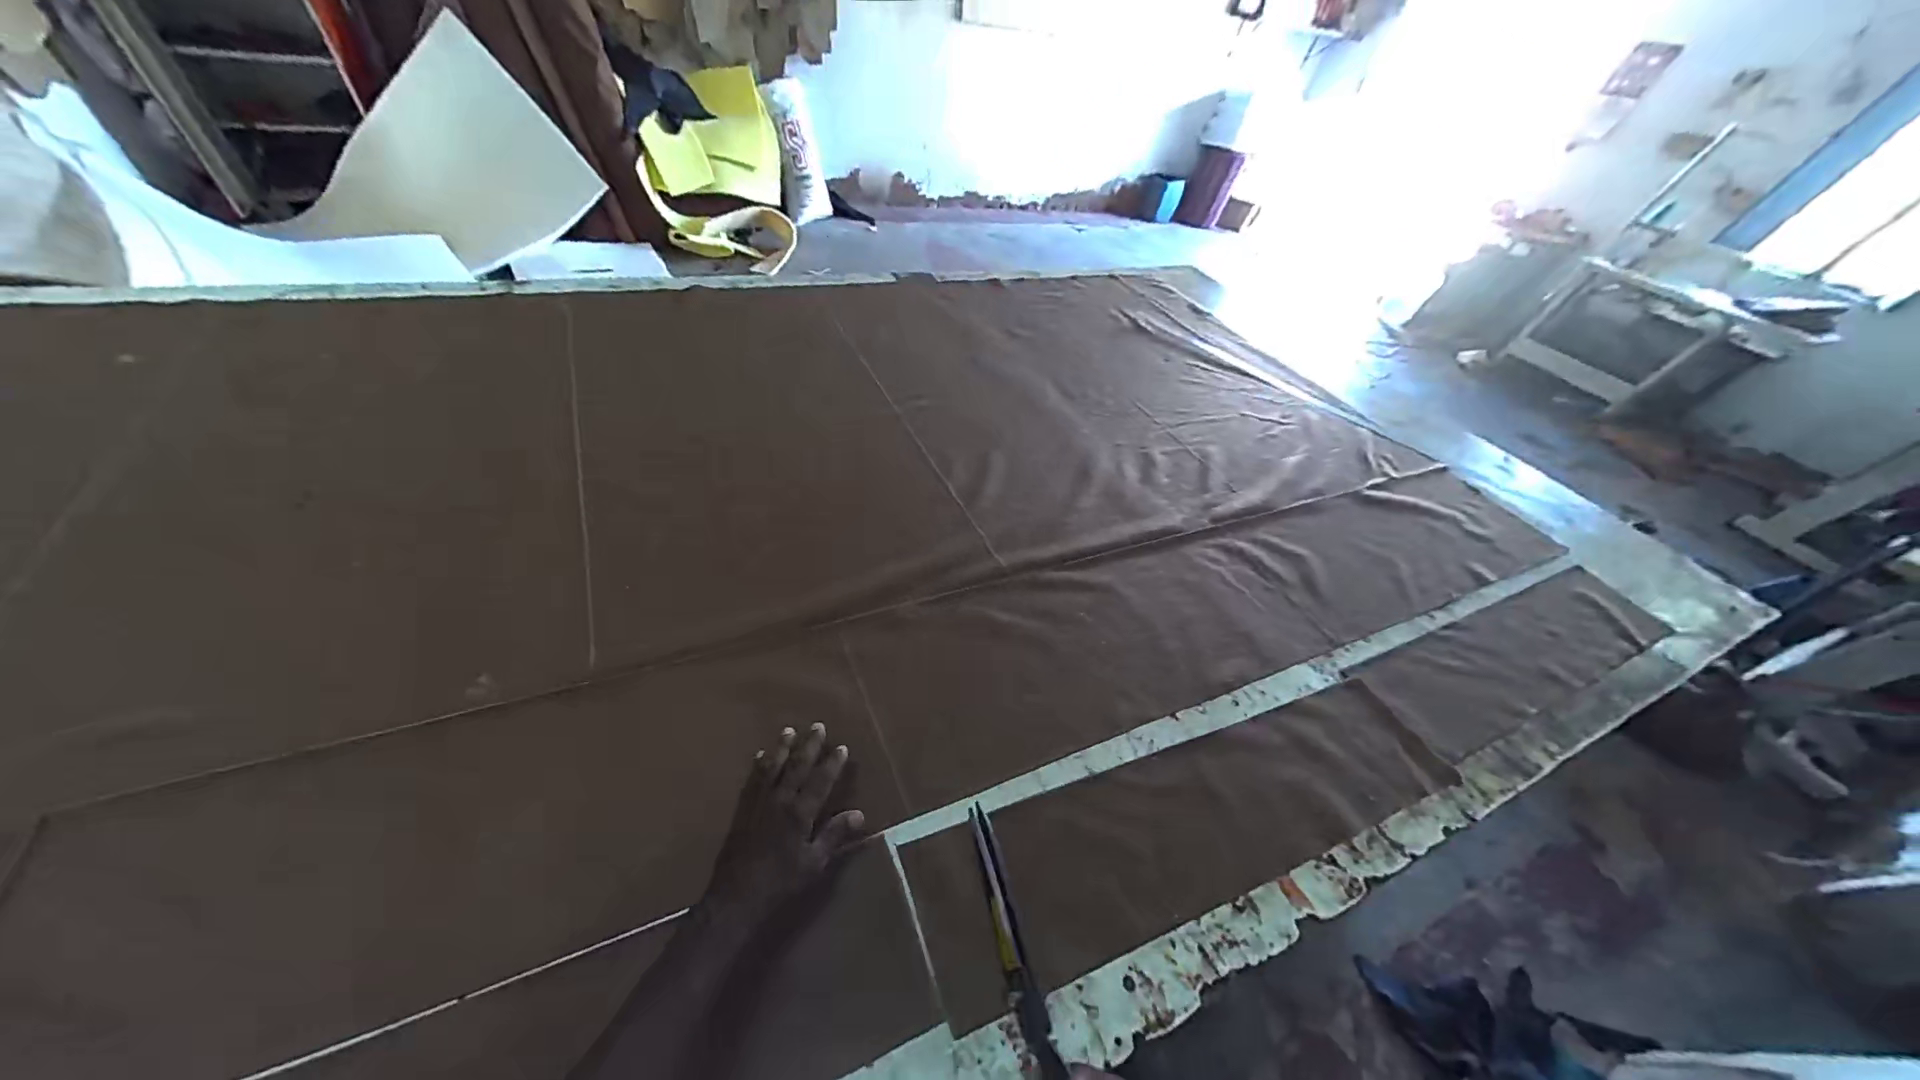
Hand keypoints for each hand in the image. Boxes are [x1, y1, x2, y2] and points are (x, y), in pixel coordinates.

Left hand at [701, 723, 866, 928]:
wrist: (735, 898)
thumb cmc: (780, 884)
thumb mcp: (813, 864)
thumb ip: (833, 835)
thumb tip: (858, 814)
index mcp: (800, 814)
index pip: (820, 781)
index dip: (832, 764)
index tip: (841, 747)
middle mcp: (779, 801)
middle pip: (797, 767)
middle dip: (809, 746)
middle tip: (817, 726)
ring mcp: (758, 804)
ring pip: (772, 768)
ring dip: (782, 748)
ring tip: (789, 730)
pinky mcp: (742, 811)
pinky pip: (752, 781)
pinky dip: (758, 766)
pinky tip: (761, 757)